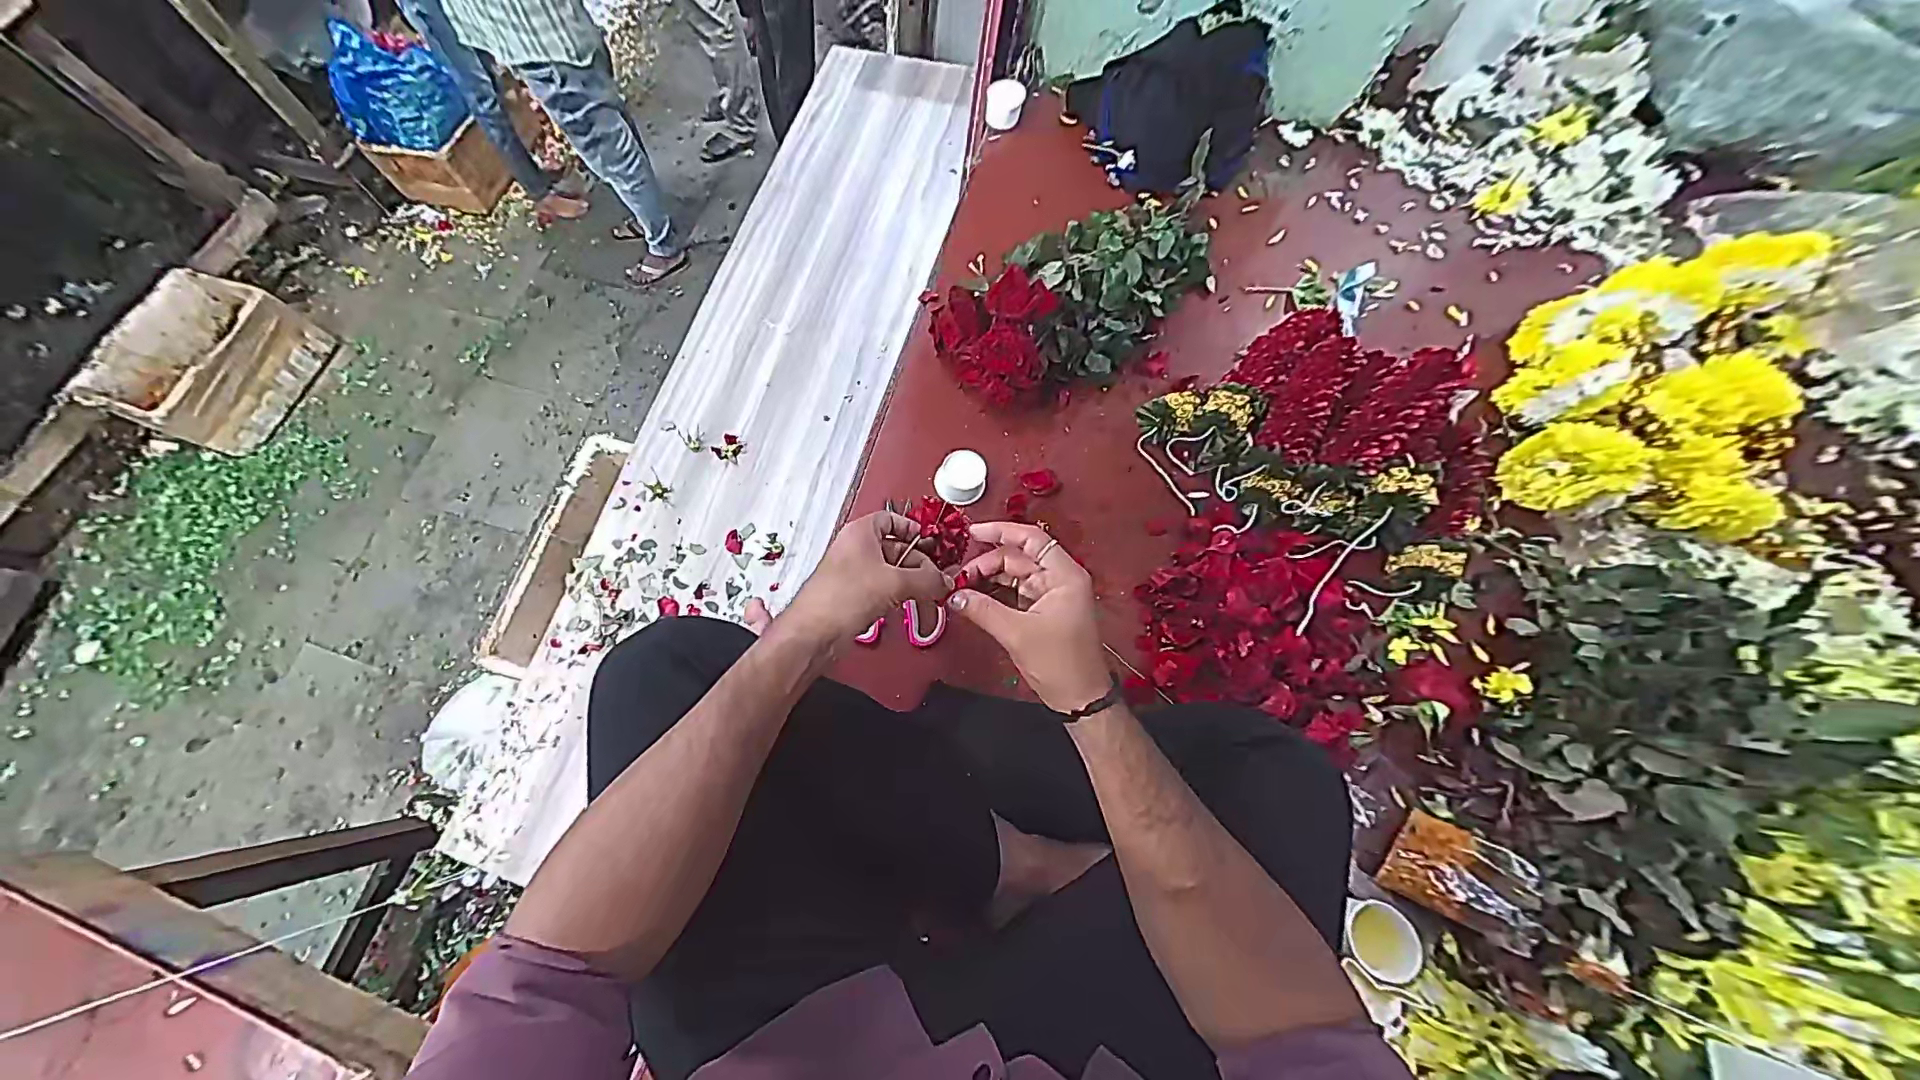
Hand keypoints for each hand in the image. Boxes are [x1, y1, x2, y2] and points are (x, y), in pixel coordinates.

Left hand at [780, 511, 949, 646]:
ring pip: (890, 571)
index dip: (911, 528)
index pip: (889, 519)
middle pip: (895, 548)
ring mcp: (853, 573)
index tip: (928, 540)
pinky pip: (882, 589)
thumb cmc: (838, 598)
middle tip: (935, 576)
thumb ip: (926, 580)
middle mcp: (855, 550)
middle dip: (918, 563)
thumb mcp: (895, 583)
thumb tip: (943, 581)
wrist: (814, 634)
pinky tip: (909, 604)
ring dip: (910, 582)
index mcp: (860, 533)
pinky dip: (898, 595)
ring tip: (927, 592)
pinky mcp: (853, 596)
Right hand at [948, 522, 1110, 712]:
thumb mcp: (1017, 633)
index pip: (1032, 539)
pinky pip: (1014, 592)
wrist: (1080, 697)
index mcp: (1064, 575)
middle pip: (1018, 556)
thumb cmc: (1060, 663)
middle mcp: (1059, 579)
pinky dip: (994, 593)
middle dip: (987, 562)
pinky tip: (973, 598)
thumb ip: (982, 609)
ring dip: (988, 578)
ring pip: (1014, 575)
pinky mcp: (1042, 610)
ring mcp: (1051, 594)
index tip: (972, 532)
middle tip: (958, 576)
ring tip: (961, 587)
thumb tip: (954, 594)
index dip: (1001, 531)